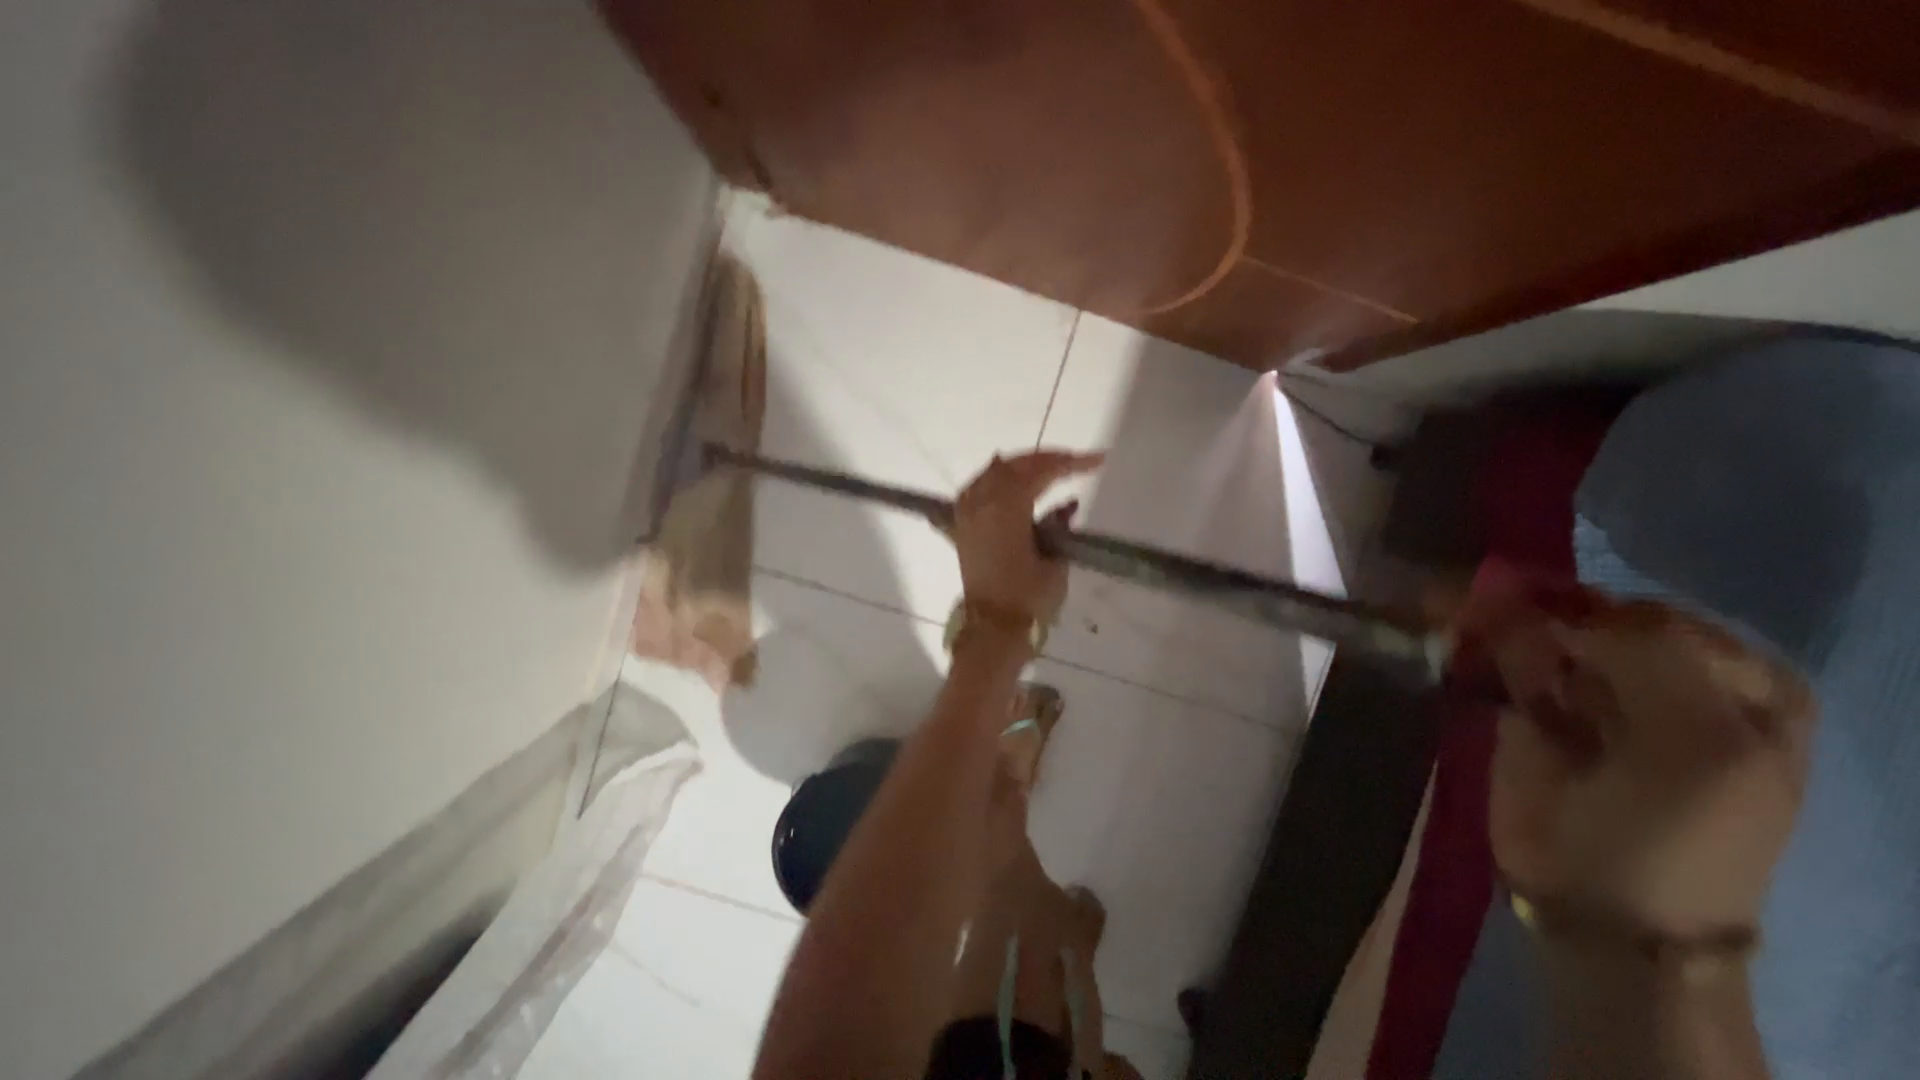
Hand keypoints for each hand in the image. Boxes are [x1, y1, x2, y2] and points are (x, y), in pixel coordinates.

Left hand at [952, 449, 1102, 625]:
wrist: (992, 632)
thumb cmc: (1029, 601)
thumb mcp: (1055, 563)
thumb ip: (1059, 526)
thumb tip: (1066, 505)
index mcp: (1006, 509)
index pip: (1039, 472)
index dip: (1069, 463)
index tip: (1097, 461)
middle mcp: (982, 504)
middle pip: (1013, 466)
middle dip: (1045, 459)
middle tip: (1074, 460)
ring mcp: (967, 515)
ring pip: (991, 474)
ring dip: (1019, 466)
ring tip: (1046, 466)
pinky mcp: (962, 529)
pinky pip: (977, 489)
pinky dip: (996, 479)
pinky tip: (1008, 480)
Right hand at [1457, 564, 1814, 940]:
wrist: (1602, 913)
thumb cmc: (1675, 835)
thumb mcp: (1700, 741)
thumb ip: (1648, 651)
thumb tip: (1558, 600)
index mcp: (1733, 678)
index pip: (1656, 613)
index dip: (1596, 607)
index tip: (1538, 606)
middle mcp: (1661, 674)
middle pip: (1590, 616)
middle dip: (1537, 609)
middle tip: (1484, 607)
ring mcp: (1591, 692)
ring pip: (1539, 631)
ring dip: (1496, 623)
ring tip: (1459, 622)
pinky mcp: (1529, 712)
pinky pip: (1502, 661)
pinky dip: (1475, 646)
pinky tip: (1456, 643)